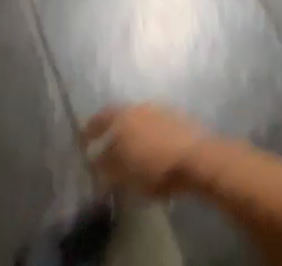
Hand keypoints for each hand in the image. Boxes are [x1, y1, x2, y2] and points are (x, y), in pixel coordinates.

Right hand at [80, 103, 212, 196]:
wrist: (198, 158)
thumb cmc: (156, 169)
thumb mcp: (125, 175)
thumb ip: (107, 166)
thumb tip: (96, 161)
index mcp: (123, 118)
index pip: (100, 119)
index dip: (90, 129)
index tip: (83, 139)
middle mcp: (140, 107)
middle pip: (120, 116)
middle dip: (111, 130)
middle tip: (105, 144)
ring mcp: (161, 109)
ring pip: (139, 119)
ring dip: (131, 131)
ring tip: (128, 148)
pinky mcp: (178, 116)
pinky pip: (155, 124)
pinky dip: (148, 133)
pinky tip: (151, 146)